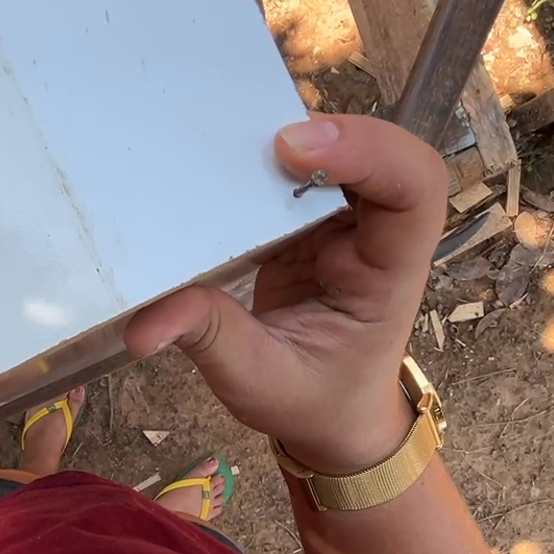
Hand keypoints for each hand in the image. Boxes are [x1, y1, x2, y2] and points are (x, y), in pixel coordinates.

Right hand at [123, 115, 447, 473]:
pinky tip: (211, 177)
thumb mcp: (257, 382)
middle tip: (242, 139)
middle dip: (314, 135)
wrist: (325, 417)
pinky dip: (250, 174)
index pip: (412, 189)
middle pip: (373, 155)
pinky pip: (285, 185)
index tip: (289, 149)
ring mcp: (338, 229)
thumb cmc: (310, 402)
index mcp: (386, 275)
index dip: (366, 151)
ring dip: (275, 150)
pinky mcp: (302, 230)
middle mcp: (371, 238)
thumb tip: (142, 320)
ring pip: (328, 160)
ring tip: (218, 149)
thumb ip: (208, 340)